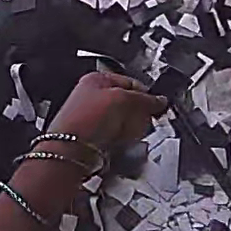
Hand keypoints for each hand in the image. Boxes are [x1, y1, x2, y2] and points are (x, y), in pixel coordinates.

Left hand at [46, 71, 167, 151]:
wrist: (70, 151)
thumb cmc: (85, 119)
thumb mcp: (123, 100)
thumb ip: (145, 99)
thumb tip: (159, 101)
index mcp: (96, 80)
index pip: (131, 83)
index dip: (146, 94)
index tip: (156, 104)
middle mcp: (92, 97)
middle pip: (128, 104)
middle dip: (137, 113)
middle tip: (143, 120)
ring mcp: (92, 119)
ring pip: (124, 123)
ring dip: (131, 128)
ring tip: (129, 133)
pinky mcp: (94, 139)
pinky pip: (117, 138)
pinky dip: (122, 141)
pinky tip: (121, 143)